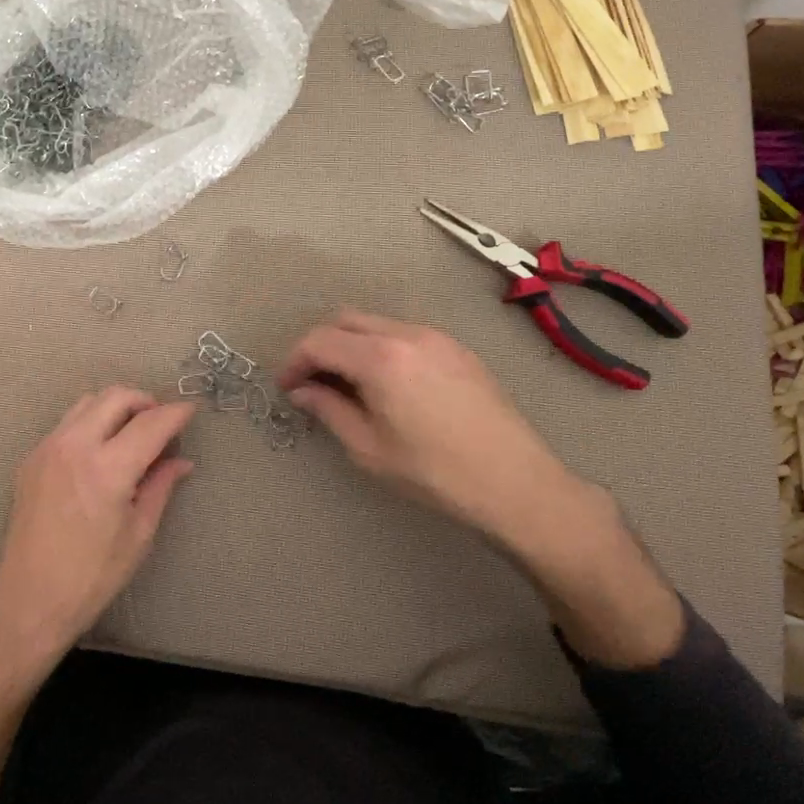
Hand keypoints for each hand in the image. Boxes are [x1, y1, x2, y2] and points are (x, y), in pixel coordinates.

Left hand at [0, 388, 196, 674]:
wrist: (30, 596)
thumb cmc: (92, 575)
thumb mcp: (138, 534)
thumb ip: (160, 487)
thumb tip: (181, 461)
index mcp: (107, 469)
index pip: (149, 424)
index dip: (175, 413)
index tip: (190, 410)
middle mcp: (74, 446)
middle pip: (114, 397)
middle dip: (143, 401)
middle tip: (161, 422)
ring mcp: (47, 448)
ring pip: (86, 403)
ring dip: (114, 407)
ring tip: (132, 433)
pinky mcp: (31, 458)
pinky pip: (66, 424)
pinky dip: (90, 424)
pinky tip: (101, 452)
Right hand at [276, 309, 579, 542]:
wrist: (517, 484)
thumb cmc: (434, 472)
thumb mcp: (368, 448)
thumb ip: (329, 410)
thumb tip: (302, 392)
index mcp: (381, 358)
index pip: (319, 341)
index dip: (294, 361)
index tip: (286, 388)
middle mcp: (408, 335)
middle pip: (345, 320)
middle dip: (320, 346)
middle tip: (312, 383)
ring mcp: (438, 339)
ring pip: (376, 324)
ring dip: (351, 345)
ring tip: (348, 386)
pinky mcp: (459, 350)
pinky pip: (405, 335)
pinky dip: (381, 348)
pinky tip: (386, 386)